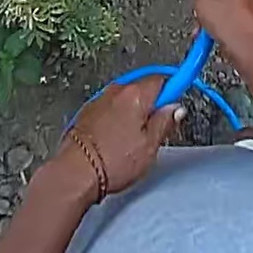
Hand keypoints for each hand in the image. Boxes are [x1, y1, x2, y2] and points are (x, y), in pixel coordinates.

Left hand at [52, 76, 182, 200]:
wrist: (75, 173)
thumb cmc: (110, 162)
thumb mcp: (149, 147)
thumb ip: (165, 122)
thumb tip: (176, 109)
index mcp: (136, 94)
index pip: (162, 79)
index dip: (173, 89)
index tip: (178, 97)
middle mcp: (117, 90)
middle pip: (144, 87)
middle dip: (153, 104)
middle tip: (155, 129)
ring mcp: (101, 98)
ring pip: (126, 98)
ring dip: (133, 111)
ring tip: (133, 139)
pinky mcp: (88, 110)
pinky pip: (111, 106)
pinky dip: (117, 117)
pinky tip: (116, 139)